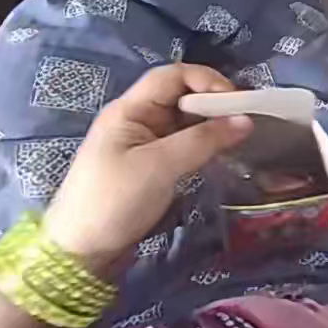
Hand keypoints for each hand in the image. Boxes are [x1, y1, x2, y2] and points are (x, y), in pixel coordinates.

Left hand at [43, 64, 252, 269]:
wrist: (81, 251)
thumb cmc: (114, 201)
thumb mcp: (159, 167)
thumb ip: (203, 140)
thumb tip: (246, 120)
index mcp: (129, 109)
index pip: (172, 75)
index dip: (206, 80)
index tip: (237, 102)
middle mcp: (136, 119)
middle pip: (179, 95)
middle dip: (213, 102)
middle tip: (245, 120)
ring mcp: (142, 143)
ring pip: (182, 121)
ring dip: (209, 124)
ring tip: (239, 136)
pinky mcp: (149, 165)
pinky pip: (180, 143)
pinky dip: (201, 144)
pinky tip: (220, 153)